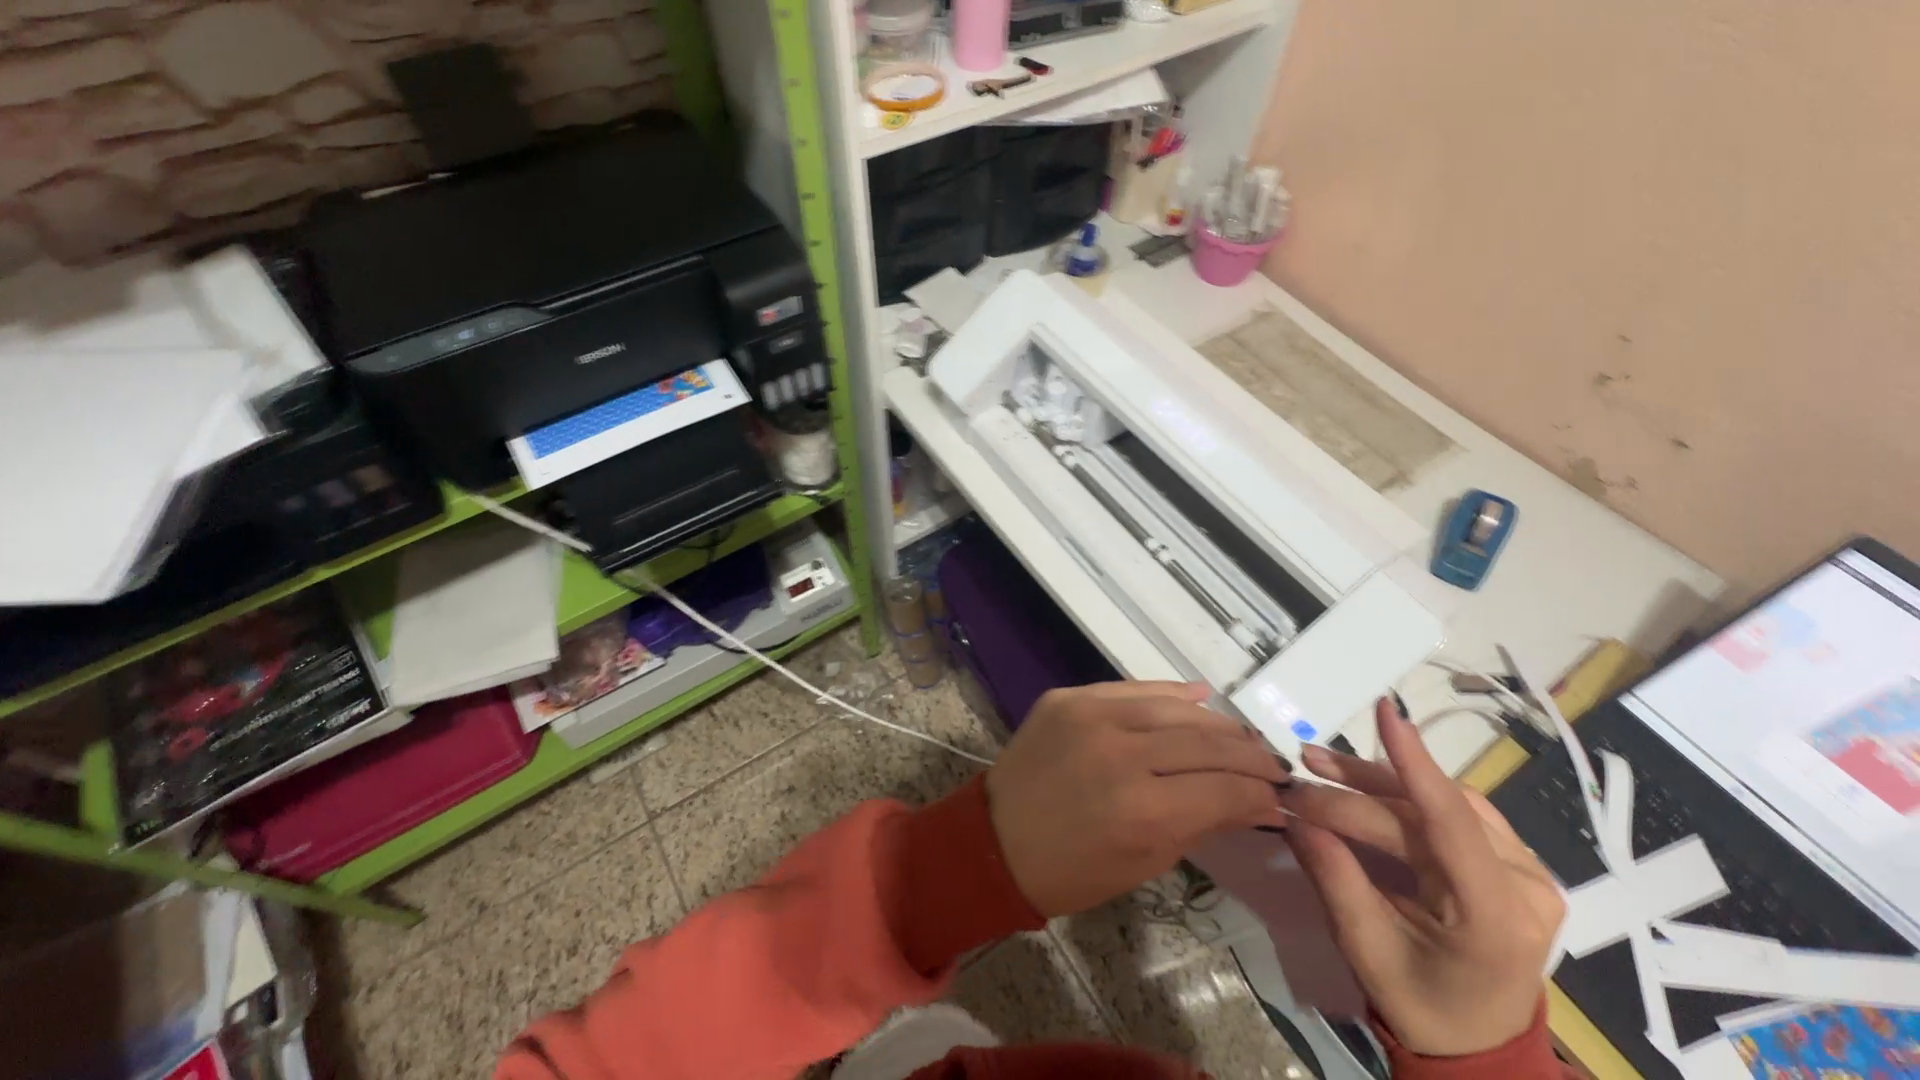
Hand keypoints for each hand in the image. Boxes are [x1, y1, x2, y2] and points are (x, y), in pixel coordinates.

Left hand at [986, 681, 1290, 916]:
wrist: (992, 843)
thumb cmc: (1071, 872)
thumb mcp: (1146, 861)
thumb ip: (1203, 823)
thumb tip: (1256, 802)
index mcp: (1144, 811)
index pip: (1227, 789)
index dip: (1262, 793)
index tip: (1280, 796)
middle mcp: (1122, 754)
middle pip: (1208, 743)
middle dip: (1250, 755)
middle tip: (1273, 764)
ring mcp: (1092, 717)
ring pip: (1176, 710)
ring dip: (1217, 722)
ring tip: (1242, 735)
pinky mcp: (1068, 698)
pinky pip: (1132, 689)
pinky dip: (1169, 694)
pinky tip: (1199, 698)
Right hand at [1280, 698, 1564, 1057]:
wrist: (1477, 1046)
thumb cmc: (1421, 1006)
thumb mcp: (1366, 949)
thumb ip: (1335, 878)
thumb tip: (1295, 819)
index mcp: (1495, 915)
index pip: (1450, 821)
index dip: (1414, 764)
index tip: (1385, 711)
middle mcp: (1524, 884)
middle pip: (1429, 813)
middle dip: (1356, 792)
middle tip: (1296, 781)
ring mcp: (1527, 871)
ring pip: (1444, 803)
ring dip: (1380, 783)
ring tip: (1322, 766)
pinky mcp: (1514, 863)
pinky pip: (1454, 815)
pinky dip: (1405, 798)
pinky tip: (1364, 788)